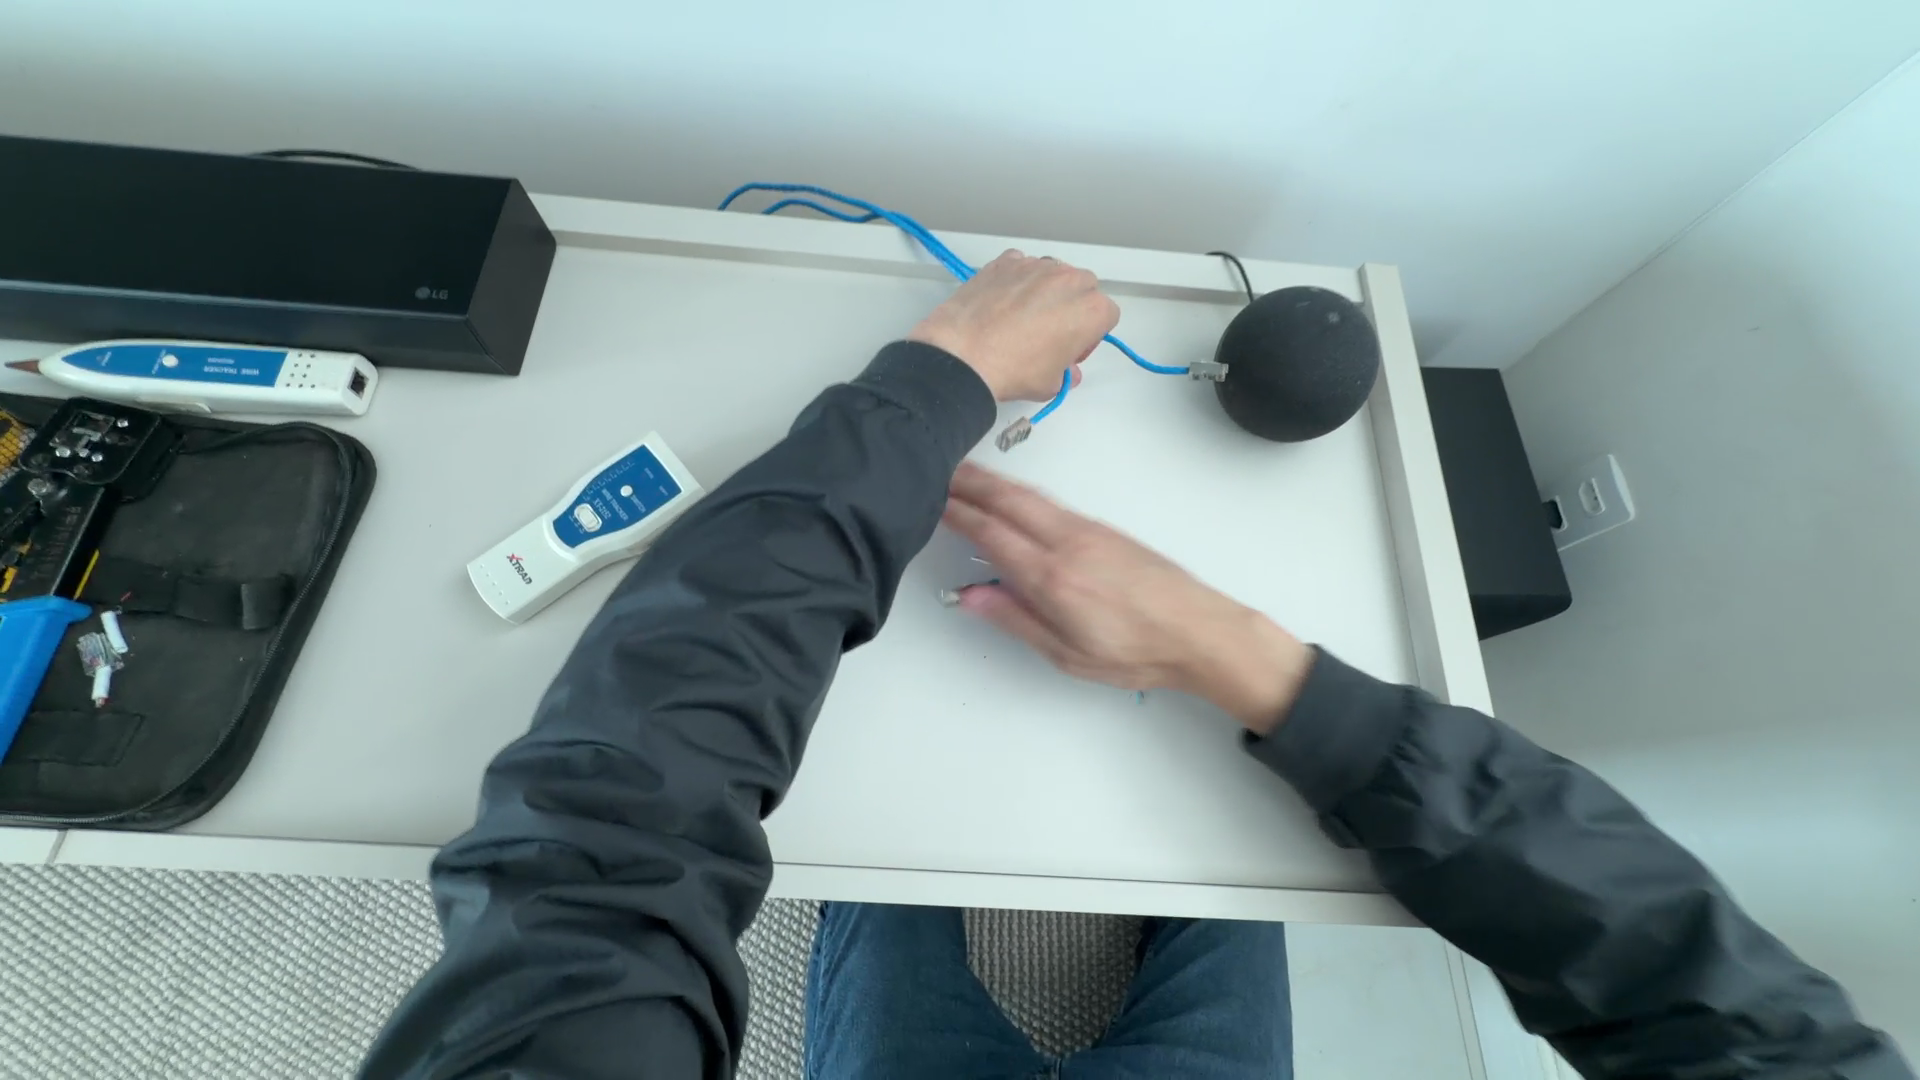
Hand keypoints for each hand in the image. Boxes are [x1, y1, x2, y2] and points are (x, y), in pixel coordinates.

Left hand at [907, 250, 1120, 401]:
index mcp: (1091, 309)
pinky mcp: (1005, 261)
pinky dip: (1017, 280)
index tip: (1071, 350)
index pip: (1106, 316)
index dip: (1090, 336)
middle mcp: (1069, 279)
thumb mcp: (1051, 384)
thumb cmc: (1013, 370)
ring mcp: (1036, 266)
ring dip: (1046, 291)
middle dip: (1072, 307)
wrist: (964, 356)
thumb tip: (1067, 370)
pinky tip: (1003, 303)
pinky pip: (1021, 266)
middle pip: (1083, 288)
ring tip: (1023, 318)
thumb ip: (1068, 373)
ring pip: (1053, 273)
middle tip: (1050, 334)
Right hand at [942, 464, 1314, 732]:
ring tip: (967, 474)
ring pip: (1030, 496)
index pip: (991, 534)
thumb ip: (1015, 618)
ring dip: (995, 482)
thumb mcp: (1066, 653)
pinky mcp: (1104, 529)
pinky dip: (1022, 492)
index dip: (957, 514)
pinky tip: (1014, 495)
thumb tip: (970, 595)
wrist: (1197, 630)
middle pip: (1008, 501)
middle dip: (971, 483)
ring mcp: (1088, 530)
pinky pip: (1051, 502)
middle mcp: (1067, 543)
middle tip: (939, 470)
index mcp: (1052, 577)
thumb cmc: (1135, 650)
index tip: (933, 502)